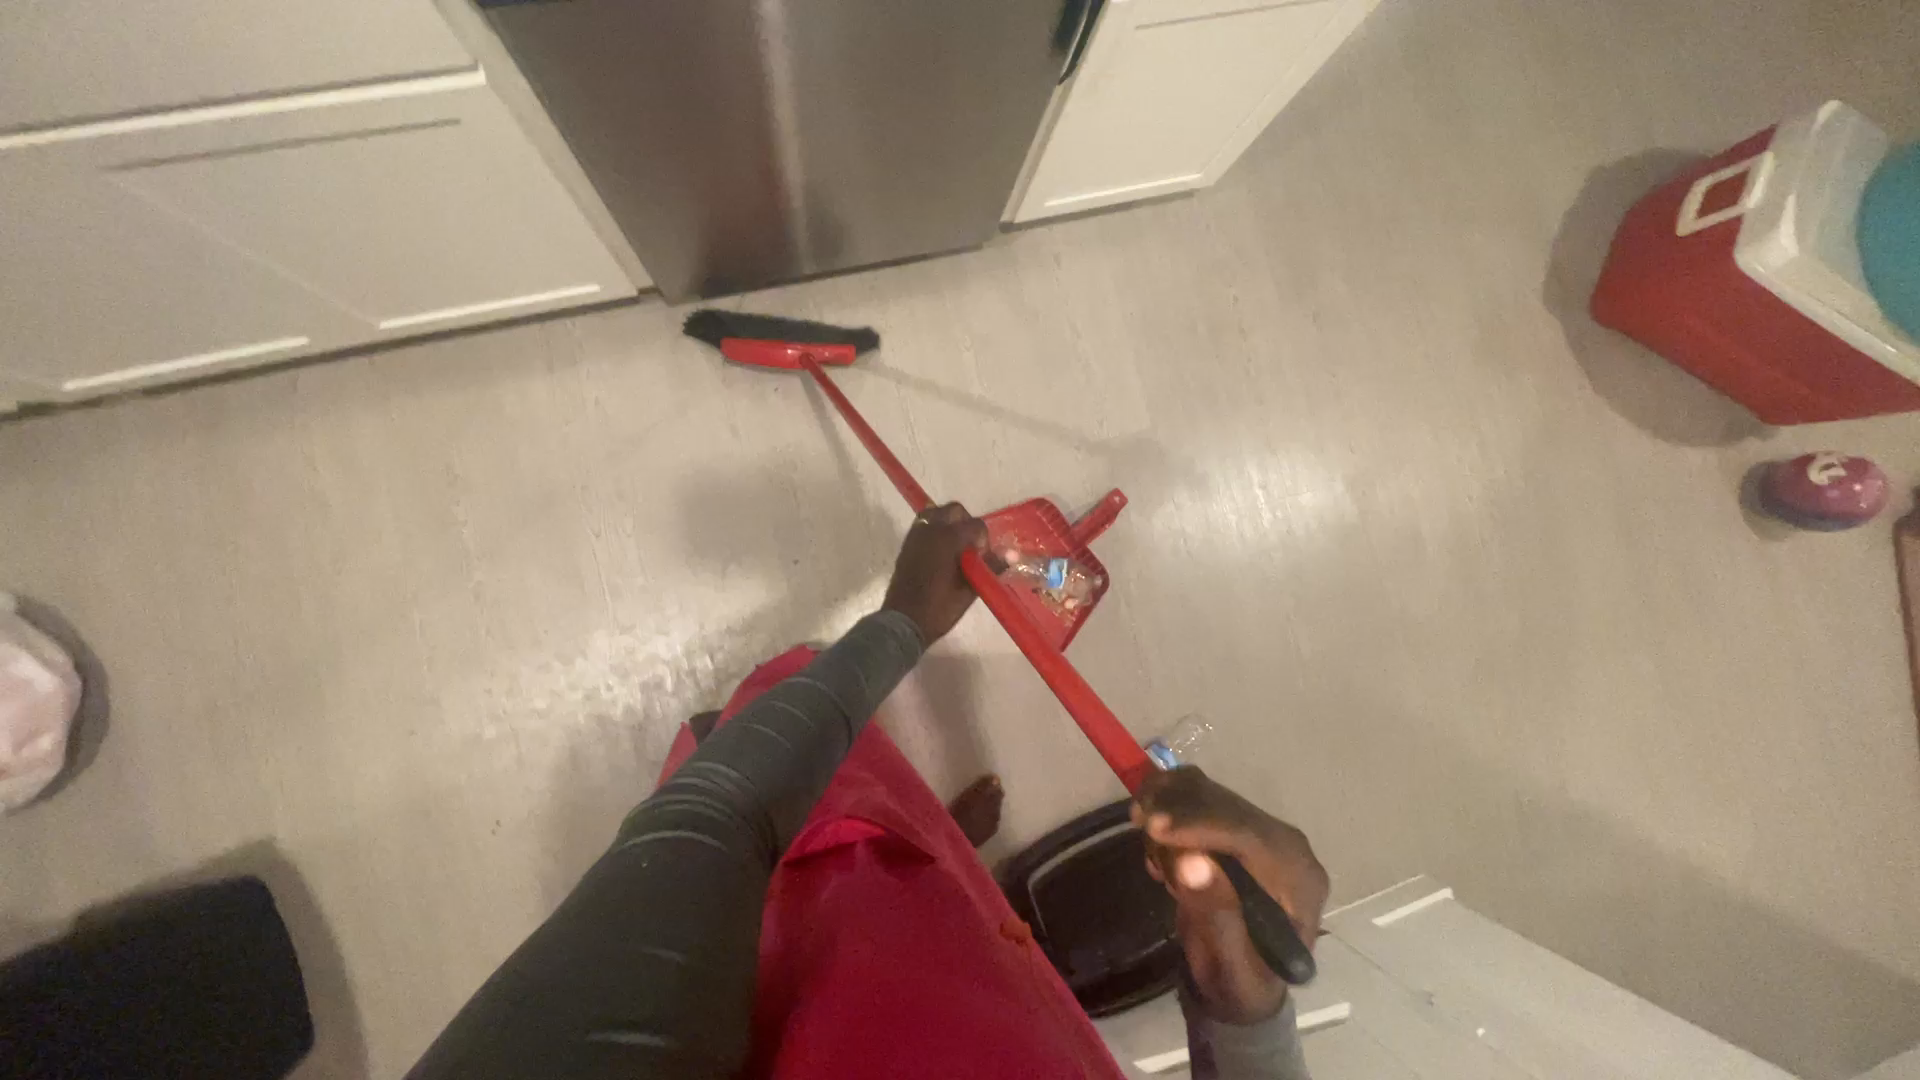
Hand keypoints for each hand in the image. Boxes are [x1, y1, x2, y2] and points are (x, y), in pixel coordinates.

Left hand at [881, 503, 988, 644]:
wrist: (904, 620)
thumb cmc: (939, 608)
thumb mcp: (969, 590)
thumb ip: (989, 568)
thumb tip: (1010, 556)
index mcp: (948, 539)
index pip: (975, 525)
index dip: (983, 539)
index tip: (982, 557)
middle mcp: (931, 530)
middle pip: (954, 510)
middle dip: (966, 524)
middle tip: (970, 547)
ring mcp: (916, 535)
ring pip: (936, 513)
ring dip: (949, 523)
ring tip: (955, 546)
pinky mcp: (907, 544)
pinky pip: (923, 525)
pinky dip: (935, 530)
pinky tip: (941, 552)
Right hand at [1133, 766, 1328, 1023]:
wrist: (1239, 980)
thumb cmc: (1241, 980)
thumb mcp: (1232, 966)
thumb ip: (1216, 915)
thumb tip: (1191, 861)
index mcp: (1300, 878)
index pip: (1251, 835)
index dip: (1201, 824)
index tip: (1154, 827)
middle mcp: (1285, 843)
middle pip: (1225, 804)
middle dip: (1175, 811)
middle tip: (1136, 825)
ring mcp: (1257, 828)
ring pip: (1205, 790)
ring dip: (1166, 807)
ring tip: (1155, 859)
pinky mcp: (1231, 821)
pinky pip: (1194, 792)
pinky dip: (1165, 804)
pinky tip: (1159, 846)